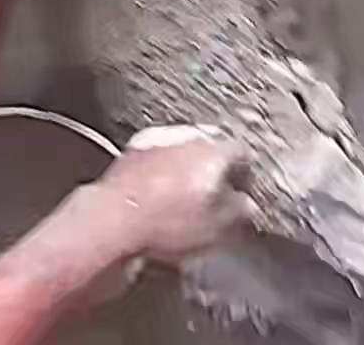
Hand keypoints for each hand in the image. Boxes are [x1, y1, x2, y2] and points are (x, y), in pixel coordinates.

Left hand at [75, 128, 254, 264]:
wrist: (115, 219)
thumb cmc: (165, 222)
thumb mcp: (218, 228)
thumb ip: (241, 211)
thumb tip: (247, 206)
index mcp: (214, 148)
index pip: (242, 153)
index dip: (247, 175)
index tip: (244, 193)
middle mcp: (189, 135)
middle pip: (213, 147)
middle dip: (216, 168)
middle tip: (216, 195)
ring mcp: (160, 138)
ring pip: (185, 150)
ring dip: (188, 167)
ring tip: (186, 197)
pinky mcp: (136, 148)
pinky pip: (159, 156)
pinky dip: (163, 170)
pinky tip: (160, 193)